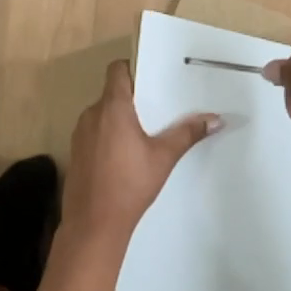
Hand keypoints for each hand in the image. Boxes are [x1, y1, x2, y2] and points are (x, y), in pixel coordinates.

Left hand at [64, 60, 221, 238]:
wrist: (94, 223)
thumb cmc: (130, 184)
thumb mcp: (163, 157)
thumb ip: (187, 134)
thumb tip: (215, 119)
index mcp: (112, 108)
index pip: (117, 70)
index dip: (133, 68)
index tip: (152, 79)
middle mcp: (91, 115)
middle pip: (112, 93)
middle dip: (134, 98)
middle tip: (159, 107)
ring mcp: (79, 134)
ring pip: (102, 114)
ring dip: (121, 118)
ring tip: (146, 131)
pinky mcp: (75, 152)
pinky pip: (94, 132)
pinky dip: (109, 135)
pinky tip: (126, 154)